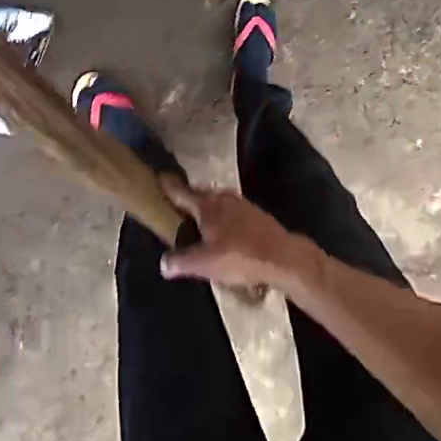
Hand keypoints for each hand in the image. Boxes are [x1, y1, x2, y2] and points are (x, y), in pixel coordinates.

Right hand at [159, 180, 312, 288]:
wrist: (282, 256)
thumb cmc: (239, 256)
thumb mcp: (205, 264)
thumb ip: (181, 261)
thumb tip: (163, 262)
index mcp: (206, 205)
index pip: (181, 192)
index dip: (168, 185)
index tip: (158, 176)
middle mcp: (222, 198)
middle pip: (200, 194)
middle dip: (188, 197)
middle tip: (176, 203)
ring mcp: (241, 204)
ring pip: (217, 200)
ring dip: (207, 206)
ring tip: (199, 218)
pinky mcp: (256, 214)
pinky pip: (231, 210)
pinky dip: (223, 215)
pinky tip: (224, 229)